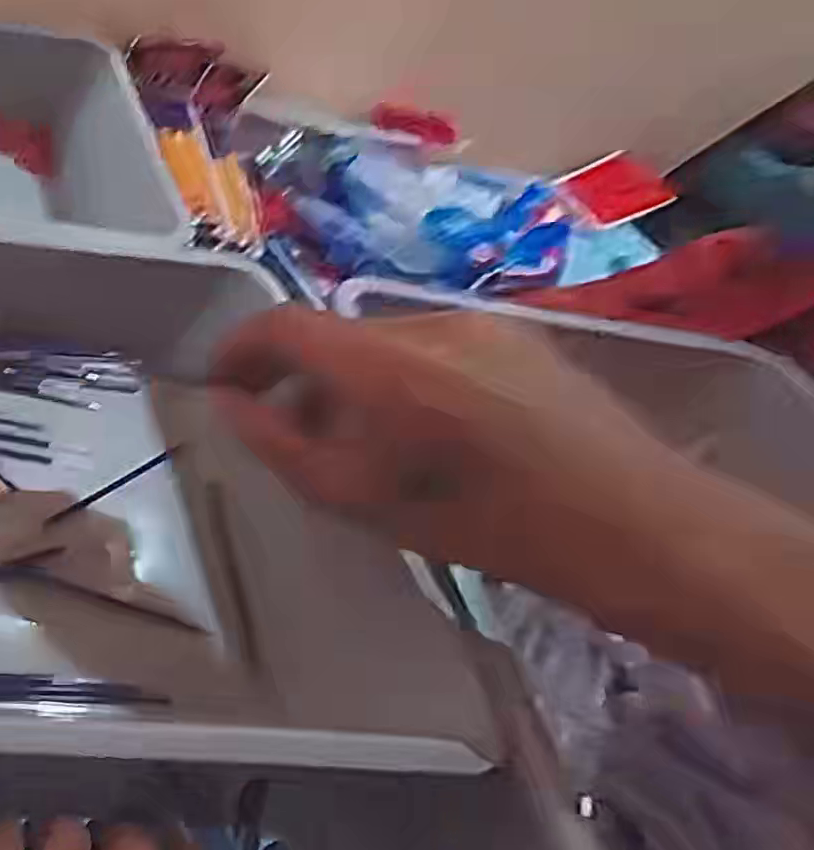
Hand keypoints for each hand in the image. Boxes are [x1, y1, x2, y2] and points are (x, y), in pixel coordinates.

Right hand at [207, 306, 688, 592]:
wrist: (630, 526)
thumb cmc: (466, 519)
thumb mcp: (339, 490)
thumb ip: (268, 437)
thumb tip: (227, 399)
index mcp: (380, 364)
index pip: (281, 324)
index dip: (237, 346)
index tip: (220, 380)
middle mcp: (427, 325)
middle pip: (327, 333)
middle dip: (288, 370)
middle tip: (277, 417)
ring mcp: (480, 323)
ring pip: (373, 339)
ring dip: (339, 375)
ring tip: (347, 430)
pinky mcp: (517, 334)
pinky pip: (421, 343)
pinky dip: (387, 373)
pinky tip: (407, 422)